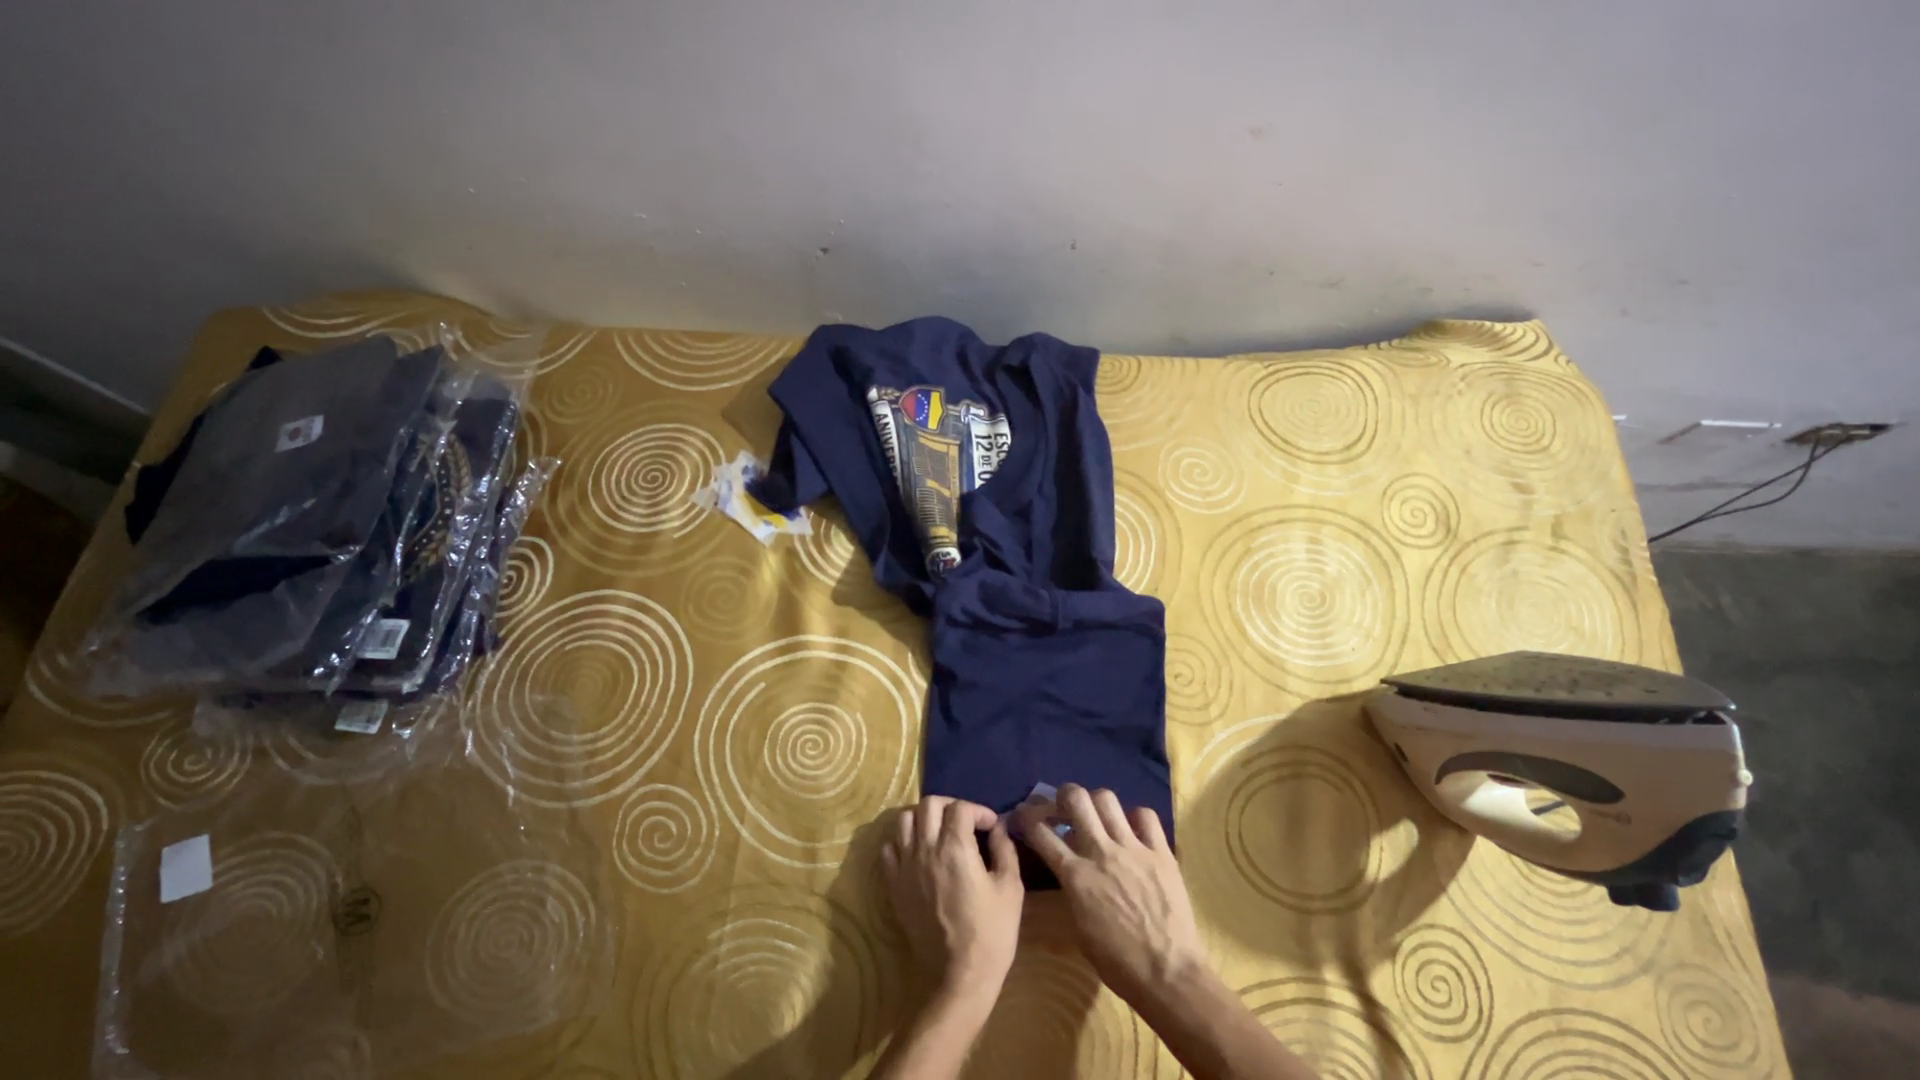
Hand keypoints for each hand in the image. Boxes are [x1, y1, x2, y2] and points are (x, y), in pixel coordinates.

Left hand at [883, 796, 1024, 1001]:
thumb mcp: (1010, 888)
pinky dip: (903, 842)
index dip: (978, 810)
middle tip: (966, 822)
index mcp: (955, 848)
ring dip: (924, 819)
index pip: (960, 808)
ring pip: (904, 821)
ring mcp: (905, 867)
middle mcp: (925, 850)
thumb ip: (1004, 850)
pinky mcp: (893, 885)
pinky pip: (889, 849)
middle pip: (929, 804)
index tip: (990, 826)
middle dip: (950, 806)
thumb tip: (997, 828)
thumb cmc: (991, 932)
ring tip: (940, 833)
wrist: (959, 975)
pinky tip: (919, 854)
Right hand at [1016, 784, 1203, 1003]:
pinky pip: (1146, 816)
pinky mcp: (1161, 852)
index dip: (1026, 818)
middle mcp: (1101, 852)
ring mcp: (1133, 848)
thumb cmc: (1116, 961)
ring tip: (1096, 814)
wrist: (1166, 972)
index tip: (1023, 815)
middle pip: (1075, 799)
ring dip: (1095, 802)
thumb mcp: (1078, 925)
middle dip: (1063, 795)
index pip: (1041, 832)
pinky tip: (1131, 829)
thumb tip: (1068, 866)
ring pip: (1107, 799)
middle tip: (1063, 806)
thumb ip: (1071, 888)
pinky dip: (1134, 817)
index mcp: (1075, 876)